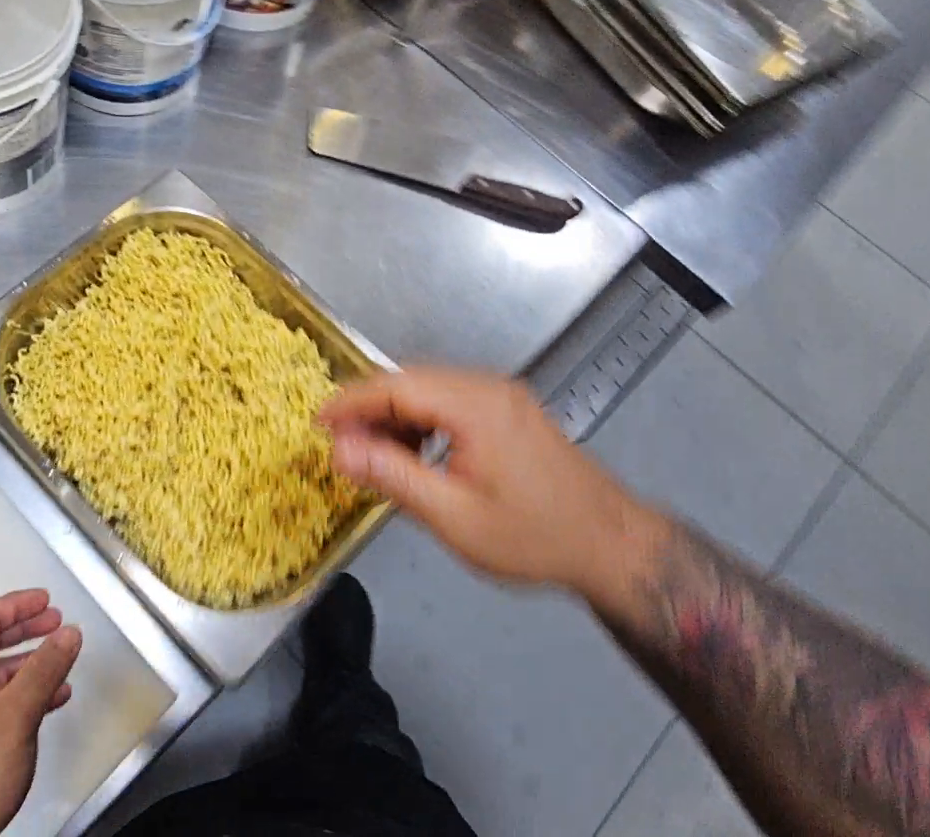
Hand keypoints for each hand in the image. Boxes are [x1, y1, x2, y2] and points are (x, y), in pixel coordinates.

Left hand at [0, 590, 83, 836]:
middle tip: (53, 620)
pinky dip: (25, 692)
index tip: (45, 600)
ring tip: (59, 659)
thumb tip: (67, 633)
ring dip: (30, 662)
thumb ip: (45, 668)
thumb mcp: (17, 712)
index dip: (18, 604)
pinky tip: (48, 702)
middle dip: (25, 629)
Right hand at [321, 368, 665, 597]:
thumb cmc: (534, 537)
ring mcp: (502, 397)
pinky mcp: (509, 411)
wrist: (614, 547)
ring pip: (428, 391)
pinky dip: (421, 423)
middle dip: (368, 411)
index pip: (395, 387)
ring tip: (372, 458)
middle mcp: (488, 388)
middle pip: (409, 382)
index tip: (316, 425)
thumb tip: (338, 450)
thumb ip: (393, 477)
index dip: (349, 403)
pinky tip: (414, 455)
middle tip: (340, 447)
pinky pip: (450, 402)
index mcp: (475, 405)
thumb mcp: (454, 516)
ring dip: (393, 418)